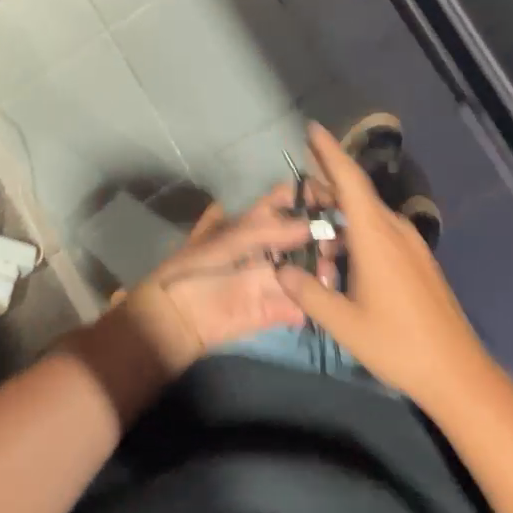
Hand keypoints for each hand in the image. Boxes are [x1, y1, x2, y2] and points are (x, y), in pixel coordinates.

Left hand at [117, 186, 317, 376]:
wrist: (176, 315)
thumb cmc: (195, 267)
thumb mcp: (227, 239)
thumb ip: (267, 230)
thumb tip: (310, 226)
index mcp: (254, 222)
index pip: (287, 201)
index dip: (309, 196)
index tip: (332, 198)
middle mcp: (270, 246)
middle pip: (307, 235)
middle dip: (326, 235)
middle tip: (336, 240)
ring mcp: (276, 278)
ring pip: (310, 269)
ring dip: (325, 268)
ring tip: (329, 269)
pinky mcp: (277, 309)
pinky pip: (303, 304)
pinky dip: (315, 303)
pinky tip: (322, 296)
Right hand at [275, 123, 493, 407]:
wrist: (456, 371)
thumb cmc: (397, 344)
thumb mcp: (343, 323)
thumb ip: (309, 294)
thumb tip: (280, 270)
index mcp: (376, 237)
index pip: (350, 181)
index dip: (329, 153)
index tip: (312, 128)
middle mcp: (396, 232)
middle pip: (359, 195)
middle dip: (328, 184)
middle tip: (299, 181)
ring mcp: (412, 247)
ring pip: (370, 216)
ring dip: (342, 212)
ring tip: (314, 221)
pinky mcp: (419, 263)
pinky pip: (382, 233)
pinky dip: (358, 231)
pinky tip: (343, 254)